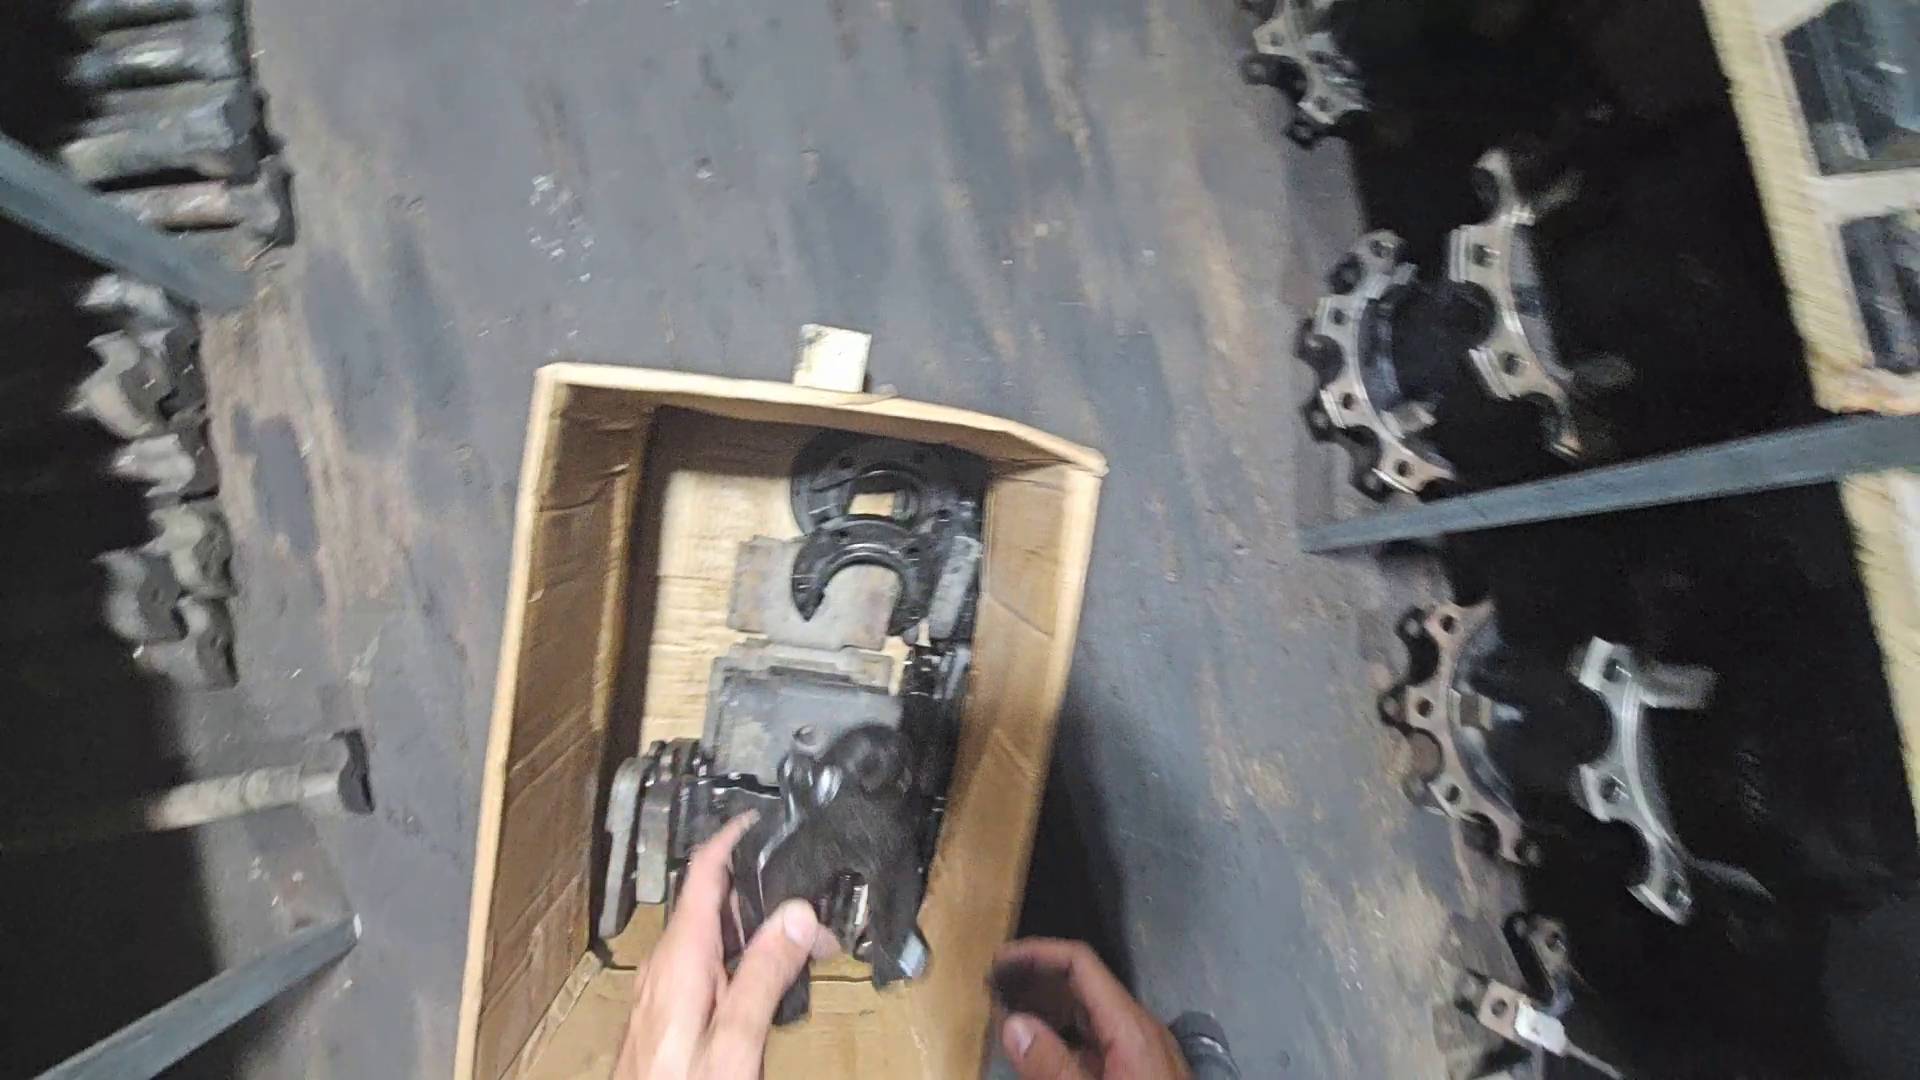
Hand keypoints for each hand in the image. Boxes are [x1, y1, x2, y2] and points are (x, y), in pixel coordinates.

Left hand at [613, 814, 836, 1079]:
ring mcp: (665, 991)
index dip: (731, 836)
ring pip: (718, 937)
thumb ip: (765, 974)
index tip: (761, 816)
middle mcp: (667, 965)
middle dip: (768, 899)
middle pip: (719, 904)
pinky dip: (746, 961)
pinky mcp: (669, 1014)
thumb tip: (797, 913)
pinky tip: (772, 986)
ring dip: (762, 935)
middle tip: (816, 918)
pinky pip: (711, 967)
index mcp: (680, 958)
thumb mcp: (735, 1043)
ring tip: (807, 953)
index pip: (703, 872)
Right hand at [995, 939, 1190, 1079]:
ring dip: (1050, 1009)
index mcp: (1131, 1027)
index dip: (1038, 954)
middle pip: (1084, 985)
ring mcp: (1145, 1056)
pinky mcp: (1142, 1078)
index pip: (1080, 964)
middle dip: (1038, 980)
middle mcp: (1141, 1031)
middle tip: (995, 989)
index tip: (999, 961)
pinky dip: (1066, 1039)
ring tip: (1009, 1016)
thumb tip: (1012, 1023)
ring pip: (1091, 1015)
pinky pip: (1098, 1043)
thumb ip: (1052, 1067)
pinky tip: (1043, 1057)